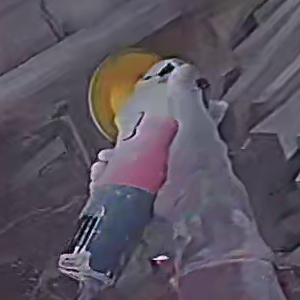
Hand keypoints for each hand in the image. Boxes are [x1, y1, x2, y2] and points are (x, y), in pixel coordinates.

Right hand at [91, 64, 268, 276]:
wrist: (195, 229)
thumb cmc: (200, 179)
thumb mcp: (193, 132)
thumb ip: (186, 104)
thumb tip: (182, 70)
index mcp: (201, 148)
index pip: (186, 124)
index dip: (168, 115)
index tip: (151, 109)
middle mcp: (182, 168)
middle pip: (152, 149)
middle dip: (130, 142)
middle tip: (116, 139)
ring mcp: (162, 190)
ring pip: (133, 171)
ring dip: (114, 164)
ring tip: (103, 161)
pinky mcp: (142, 209)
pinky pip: (119, 192)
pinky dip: (106, 184)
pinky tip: (99, 179)